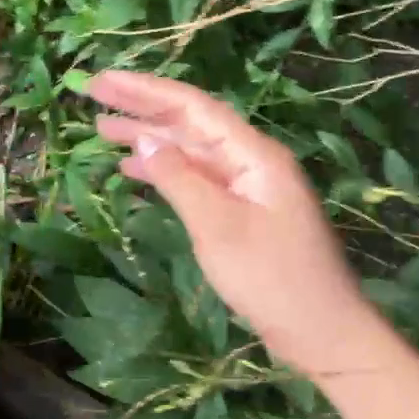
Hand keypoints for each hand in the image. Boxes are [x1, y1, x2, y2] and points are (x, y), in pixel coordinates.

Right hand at [87, 71, 378, 374]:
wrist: (326, 338)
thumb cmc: (272, 277)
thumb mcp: (217, 225)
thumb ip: (176, 176)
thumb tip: (142, 139)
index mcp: (252, 154)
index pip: (190, 106)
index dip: (143, 89)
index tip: (102, 80)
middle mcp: (249, 159)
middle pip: (187, 120)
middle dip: (140, 105)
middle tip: (92, 93)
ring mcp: (245, 185)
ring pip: (187, 147)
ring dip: (146, 135)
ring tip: (101, 127)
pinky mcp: (240, 209)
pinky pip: (192, 174)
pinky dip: (160, 167)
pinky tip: (130, 168)